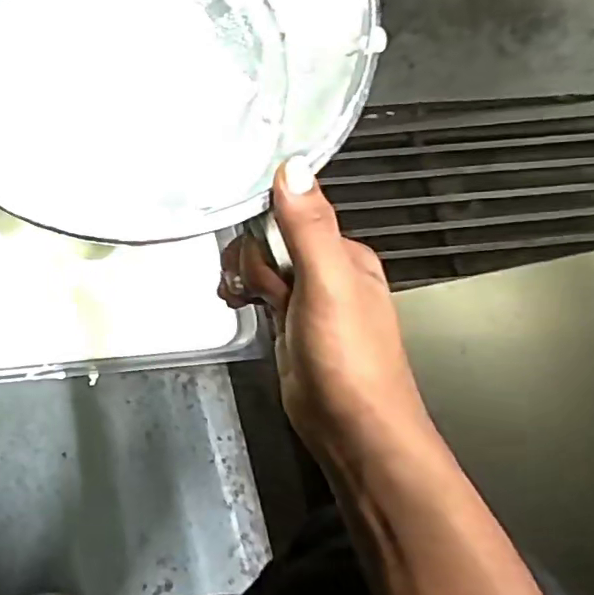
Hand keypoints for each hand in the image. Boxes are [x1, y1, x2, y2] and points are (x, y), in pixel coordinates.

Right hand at [218, 158, 435, 461]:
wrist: (351, 427)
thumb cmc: (349, 358)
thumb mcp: (328, 284)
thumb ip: (308, 227)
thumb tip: (294, 167)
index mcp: (344, 253)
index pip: (290, 215)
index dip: (263, 229)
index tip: (257, 254)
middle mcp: (327, 271)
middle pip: (269, 241)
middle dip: (251, 262)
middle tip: (260, 290)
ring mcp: (307, 299)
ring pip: (260, 267)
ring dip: (244, 281)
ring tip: (247, 303)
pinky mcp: (289, 323)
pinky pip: (258, 293)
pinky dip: (244, 297)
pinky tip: (242, 309)